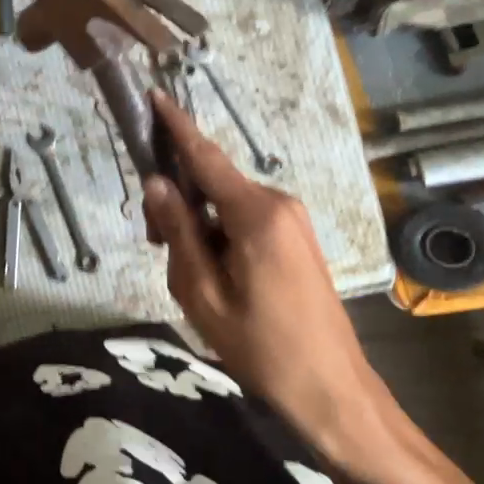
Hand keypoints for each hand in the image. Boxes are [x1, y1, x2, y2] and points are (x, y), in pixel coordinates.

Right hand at [141, 91, 392, 457]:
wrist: (331, 389)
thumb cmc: (260, 345)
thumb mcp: (201, 291)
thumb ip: (177, 231)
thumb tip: (155, 183)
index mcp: (256, 214)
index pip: (205, 156)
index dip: (176, 126)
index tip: (153, 94)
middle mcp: (278, 204)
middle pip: (210, 181)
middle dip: (174, 198)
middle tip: (152, 244)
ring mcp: (291, 221)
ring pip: (224, 202)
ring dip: (194, 222)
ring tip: (182, 269)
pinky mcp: (295, 238)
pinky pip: (243, 219)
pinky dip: (215, 233)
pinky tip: (208, 271)